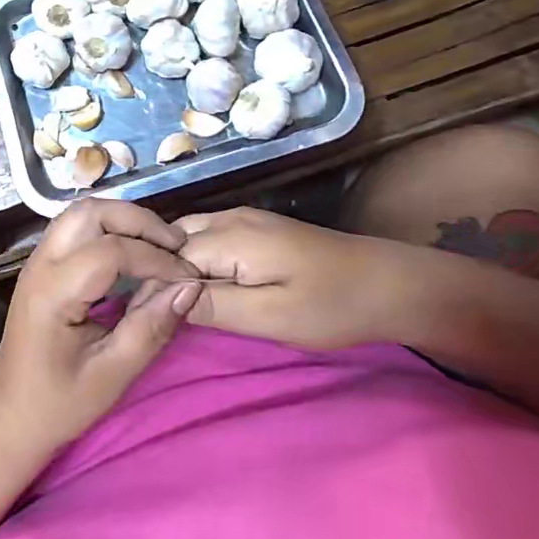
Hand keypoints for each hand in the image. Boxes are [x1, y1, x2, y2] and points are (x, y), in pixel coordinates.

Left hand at [0, 199, 201, 451]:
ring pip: (82, 213)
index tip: (188, 279)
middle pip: (91, 212)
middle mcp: (41, 264)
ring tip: (159, 247)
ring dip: (123, 220)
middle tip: (175, 247)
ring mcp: (38, 261)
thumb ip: (151, 327)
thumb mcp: (112, 375)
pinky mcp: (43, 265)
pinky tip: (134, 253)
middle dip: (138, 221)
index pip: (111, 250)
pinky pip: (77, 228)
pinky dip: (109, 229)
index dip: (156, 258)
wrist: (9, 415)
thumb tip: (190, 287)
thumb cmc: (58, 403)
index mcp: (53, 292)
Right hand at [175, 207, 425, 349]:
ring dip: (176, 265)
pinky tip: (203, 285)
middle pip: (171, 240)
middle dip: (159, 272)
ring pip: (186, 235)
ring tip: (176, 302)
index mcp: (228, 237)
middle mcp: (227, 217)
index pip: (166, 259)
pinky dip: (195, 257)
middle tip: (160, 315)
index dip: (155, 289)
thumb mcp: (270, 317)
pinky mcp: (254, 226)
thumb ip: (212, 306)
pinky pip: (207, 235)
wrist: (388, 283)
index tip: (151, 321)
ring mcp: (241, 217)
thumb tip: (161, 298)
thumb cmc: (330, 306)